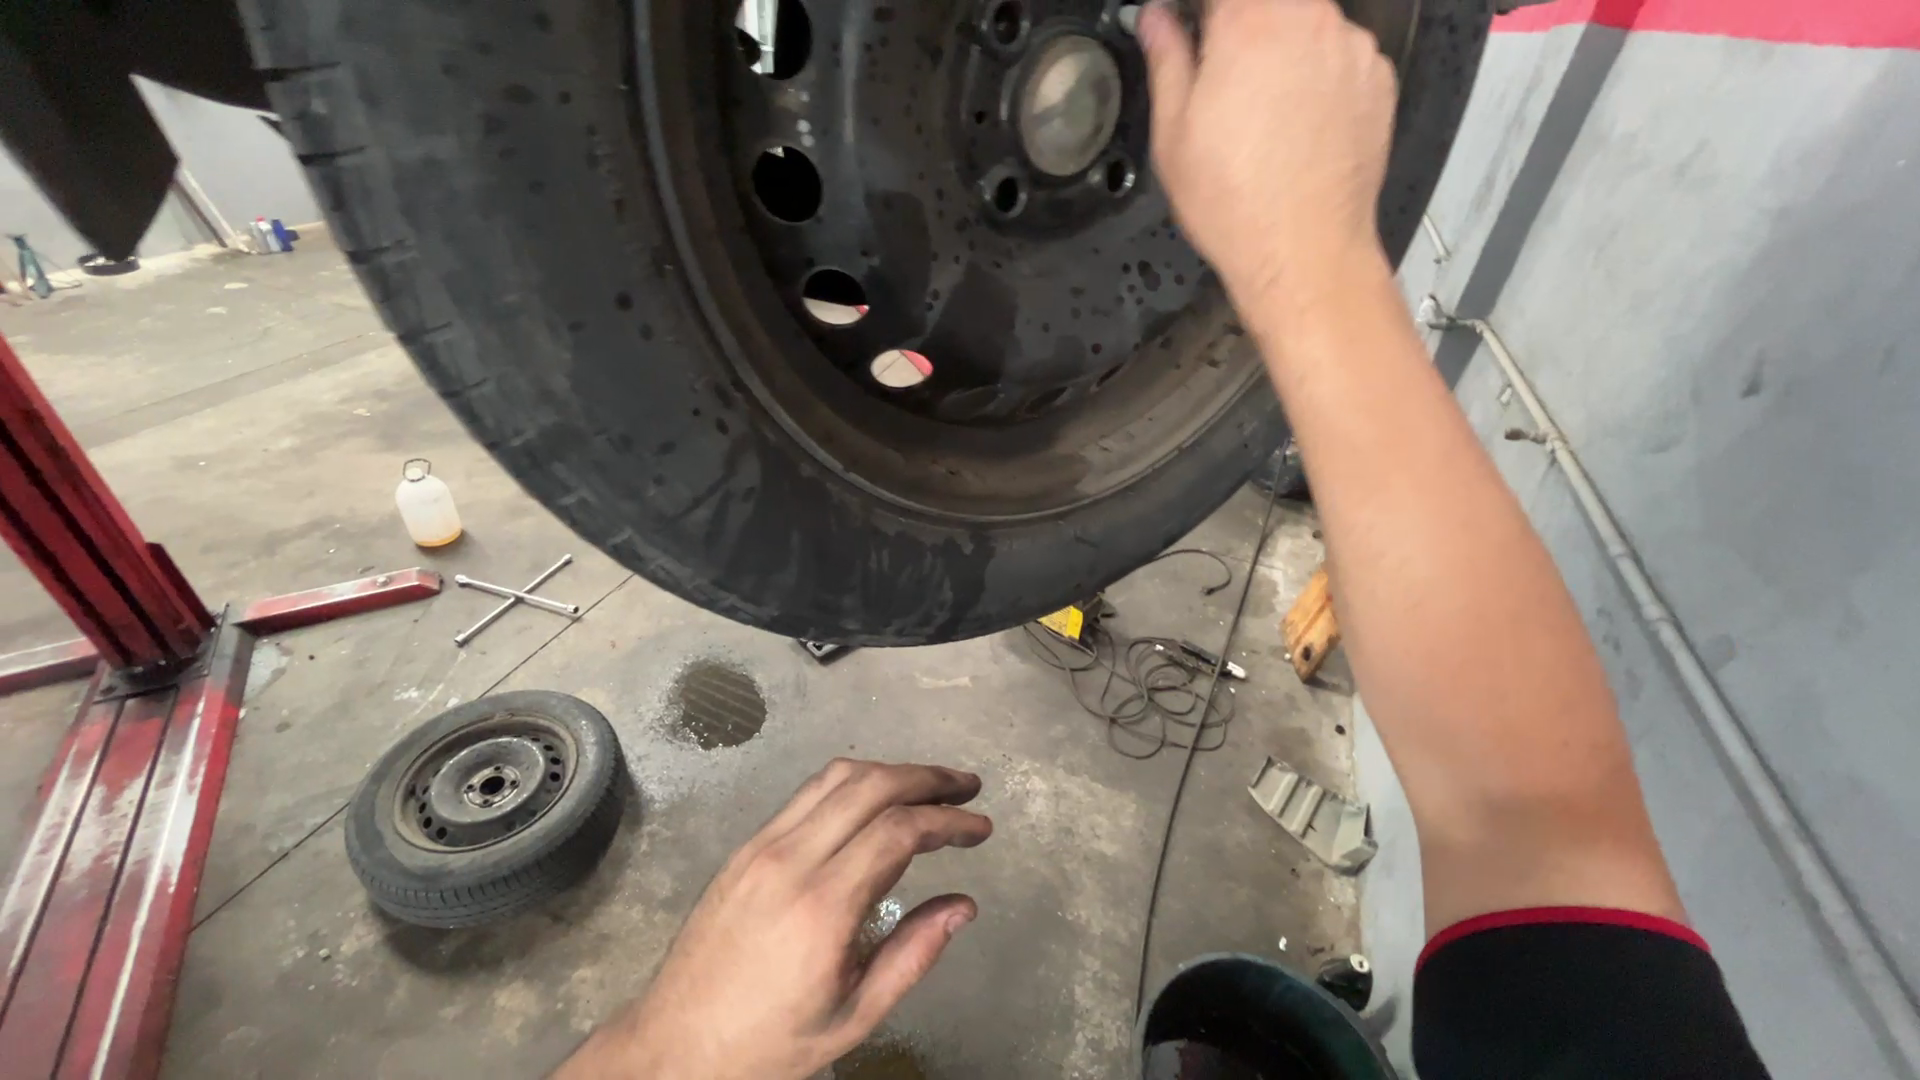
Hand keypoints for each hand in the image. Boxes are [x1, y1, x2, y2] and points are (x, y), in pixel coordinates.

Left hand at [554, 760, 991, 1079]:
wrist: (673, 1046)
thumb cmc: (769, 1043)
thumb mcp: (852, 1019)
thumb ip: (912, 956)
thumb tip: (965, 904)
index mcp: (823, 906)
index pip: (899, 831)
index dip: (949, 820)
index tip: (981, 827)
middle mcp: (791, 858)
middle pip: (871, 785)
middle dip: (928, 777)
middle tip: (967, 788)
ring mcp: (763, 845)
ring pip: (837, 776)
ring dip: (891, 770)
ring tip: (929, 785)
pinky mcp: (747, 845)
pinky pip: (808, 793)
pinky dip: (853, 782)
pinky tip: (874, 799)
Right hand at [1140, 0, 1398, 306]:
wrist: (1304, 251)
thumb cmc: (1236, 204)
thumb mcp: (1173, 135)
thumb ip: (1166, 61)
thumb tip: (1157, 20)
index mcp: (1249, 23)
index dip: (1202, 12)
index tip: (1191, 27)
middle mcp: (1309, 19)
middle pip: (1269, 3)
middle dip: (1242, 30)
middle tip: (1222, 80)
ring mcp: (1350, 47)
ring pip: (1306, 23)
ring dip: (1280, 51)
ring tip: (1260, 116)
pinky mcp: (1377, 78)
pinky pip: (1339, 56)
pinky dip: (1315, 76)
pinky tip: (1295, 127)